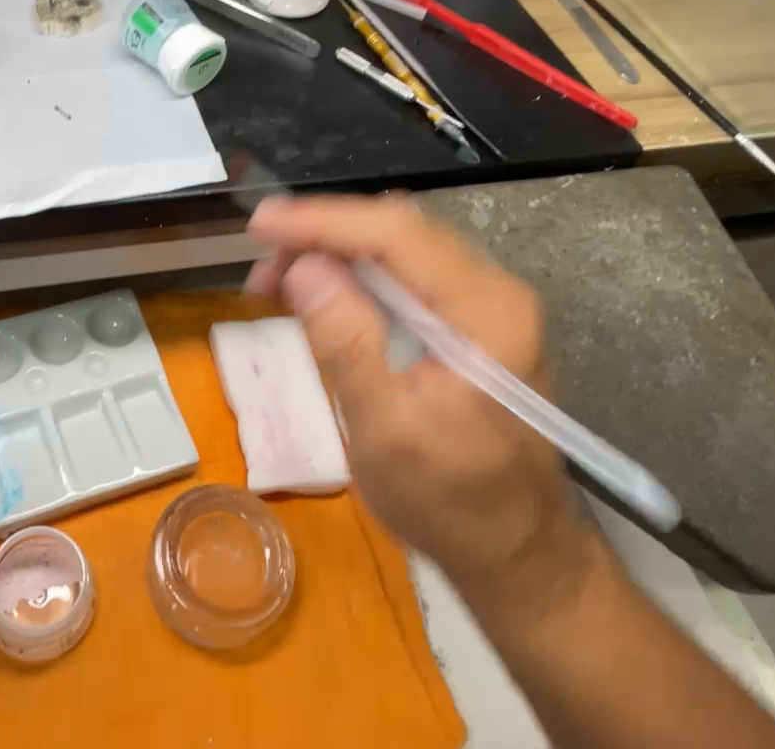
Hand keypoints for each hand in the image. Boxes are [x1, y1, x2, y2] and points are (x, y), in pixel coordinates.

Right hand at [245, 196, 595, 604]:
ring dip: (334, 253)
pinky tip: (320, 294)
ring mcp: (486, 306)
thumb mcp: (385, 431)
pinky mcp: (471, 324)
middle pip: (397, 231)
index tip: (258, 223)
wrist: (516, 553)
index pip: (395, 234)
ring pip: (398, 249)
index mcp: (486, 312)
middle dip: (322, 236)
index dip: (321, 221)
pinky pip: (406, 277)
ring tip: (277, 281)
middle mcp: (494, 292)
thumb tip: (303, 267)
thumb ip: (346, 343)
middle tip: (261, 265)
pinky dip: (355, 277)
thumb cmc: (451, 503)